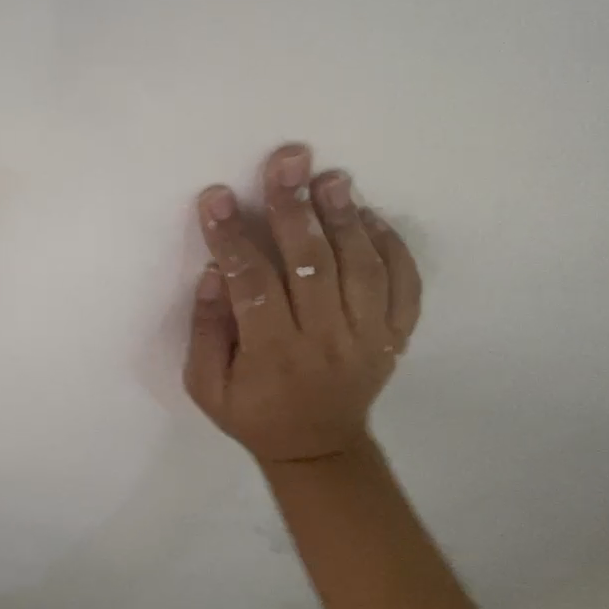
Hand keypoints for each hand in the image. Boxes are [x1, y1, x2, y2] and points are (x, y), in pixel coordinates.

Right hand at [184, 144, 421, 463]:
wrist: (319, 448)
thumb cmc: (252, 414)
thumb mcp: (205, 386)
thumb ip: (206, 331)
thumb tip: (213, 274)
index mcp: (272, 352)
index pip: (251, 283)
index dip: (233, 237)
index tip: (218, 197)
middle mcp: (324, 338)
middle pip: (311, 263)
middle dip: (294, 208)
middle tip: (287, 161)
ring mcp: (366, 336)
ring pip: (361, 267)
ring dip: (344, 217)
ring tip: (331, 176)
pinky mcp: (394, 335)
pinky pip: (403, 286)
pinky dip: (392, 247)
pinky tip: (370, 215)